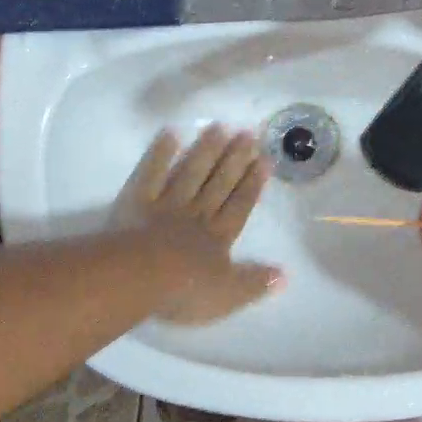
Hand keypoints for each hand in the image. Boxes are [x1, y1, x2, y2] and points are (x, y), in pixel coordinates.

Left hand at [114, 126, 282, 324]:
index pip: (239, 205)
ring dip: (205, 150)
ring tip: (219, 126)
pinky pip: (151, 174)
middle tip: (248, 132)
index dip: (252, 184)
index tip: (264, 159)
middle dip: (234, 158)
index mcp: (218, 237)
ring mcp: (166, 204)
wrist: (140, 276)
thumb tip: (285, 275)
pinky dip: (160, 154)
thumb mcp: (228, 294)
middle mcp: (196, 214)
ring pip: (190, 173)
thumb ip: (255, 282)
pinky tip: (170, 134)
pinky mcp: (136, 201)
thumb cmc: (185, 290)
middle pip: (218, 183)